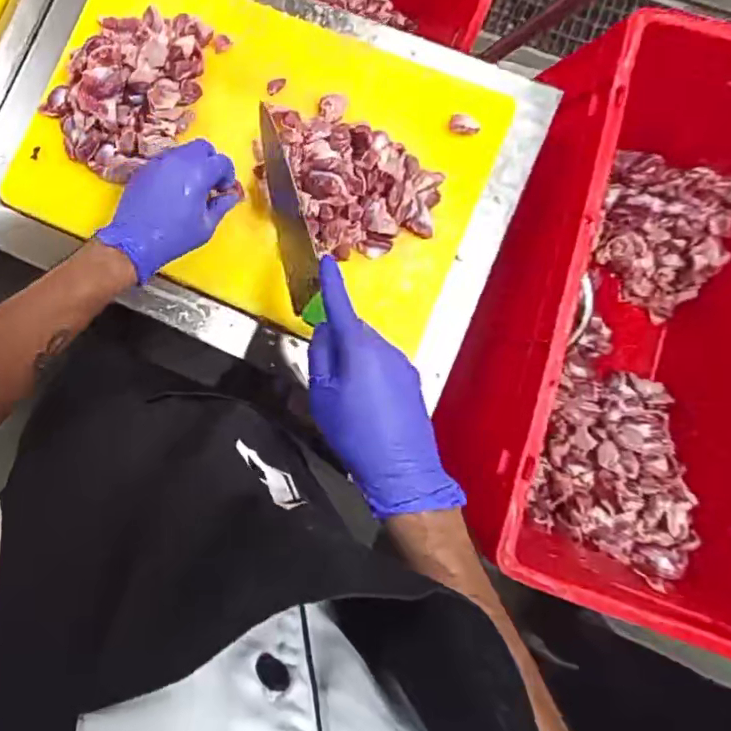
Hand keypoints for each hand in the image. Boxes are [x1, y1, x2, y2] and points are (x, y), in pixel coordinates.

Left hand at [92, 140, 240, 282]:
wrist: (133, 242)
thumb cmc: (173, 238)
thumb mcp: (205, 227)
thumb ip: (221, 206)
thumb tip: (230, 196)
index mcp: (198, 173)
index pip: (222, 161)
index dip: (227, 175)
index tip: (222, 191)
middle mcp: (178, 160)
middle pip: (202, 148)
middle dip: (210, 162)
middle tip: (208, 183)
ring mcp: (158, 163)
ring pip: (182, 152)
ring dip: (191, 164)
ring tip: (188, 187)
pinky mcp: (143, 170)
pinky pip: (164, 161)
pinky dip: (173, 169)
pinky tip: (169, 190)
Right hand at [309, 256, 463, 517]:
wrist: (402, 468)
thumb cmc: (353, 430)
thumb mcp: (322, 394)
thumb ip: (320, 356)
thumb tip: (323, 331)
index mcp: (358, 348)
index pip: (340, 307)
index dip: (331, 285)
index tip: (326, 262)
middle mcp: (384, 348)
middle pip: (353, 330)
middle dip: (336, 339)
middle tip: (323, 373)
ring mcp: (402, 364)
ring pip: (367, 348)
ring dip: (352, 359)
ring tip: (343, 395)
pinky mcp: (411, 380)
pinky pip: (382, 363)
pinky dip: (367, 371)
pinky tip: (363, 402)